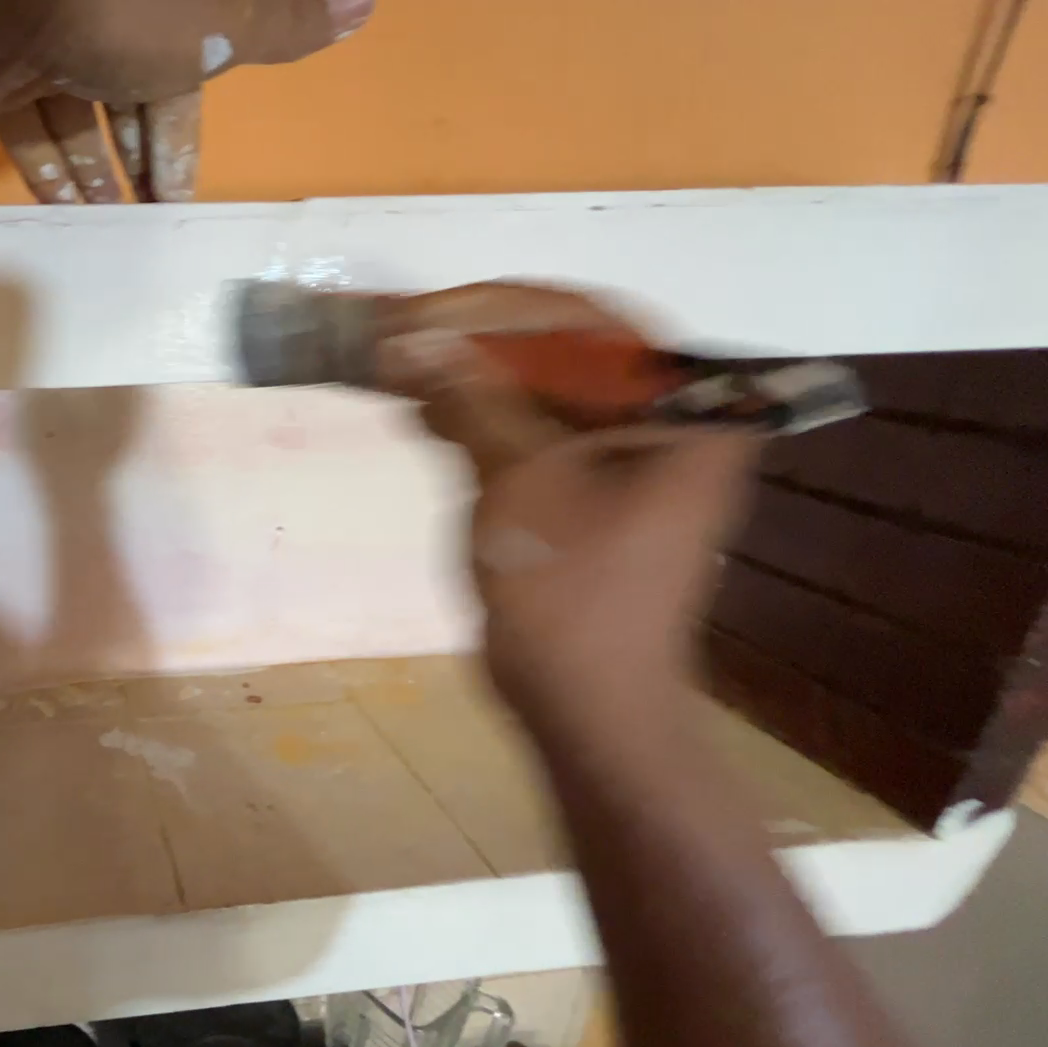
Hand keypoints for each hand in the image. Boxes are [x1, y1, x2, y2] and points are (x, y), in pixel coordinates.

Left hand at [0, 0, 374, 201]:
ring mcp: (45, 32)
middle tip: (147, 225)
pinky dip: (46, 167)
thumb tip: (365, 6)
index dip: (181, 135)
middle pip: (131, 94)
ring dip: (95, 175)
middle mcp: (105, 8)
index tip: (177, 196)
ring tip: (107, 229)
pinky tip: (63, 213)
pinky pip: (28, 122)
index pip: (189, 60)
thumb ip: (282, 21)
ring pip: (76, 114)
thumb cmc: (116, 7)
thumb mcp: (218, 16)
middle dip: (139, 163)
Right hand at [372, 290, 759, 721]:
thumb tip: (418, 340)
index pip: (591, 323)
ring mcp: (623, 462)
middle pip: (564, 355)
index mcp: (683, 409)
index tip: (426, 314)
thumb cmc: (567, 592)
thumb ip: (474, 399)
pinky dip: (475, 423)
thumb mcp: (519, 480)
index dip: (501, 309)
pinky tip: (421, 415)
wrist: (585, 701)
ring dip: (468, 382)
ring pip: (539, 396)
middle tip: (403, 337)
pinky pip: (529, 437)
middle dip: (475, 344)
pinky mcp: (585, 495)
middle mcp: (664, 423)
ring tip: (398, 370)